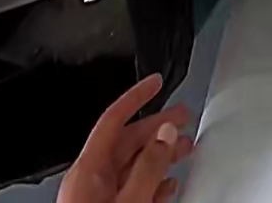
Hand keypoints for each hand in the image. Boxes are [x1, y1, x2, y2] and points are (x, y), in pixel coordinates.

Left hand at [59, 74, 193, 202]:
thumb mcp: (129, 200)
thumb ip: (148, 165)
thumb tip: (166, 132)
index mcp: (87, 170)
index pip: (112, 118)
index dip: (136, 95)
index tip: (155, 81)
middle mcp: (88, 181)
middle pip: (127, 141)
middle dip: (159, 127)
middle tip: (184, 116)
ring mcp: (95, 199)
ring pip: (133, 164)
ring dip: (161, 155)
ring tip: (184, 148)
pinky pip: (132, 187)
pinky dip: (153, 181)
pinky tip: (168, 184)